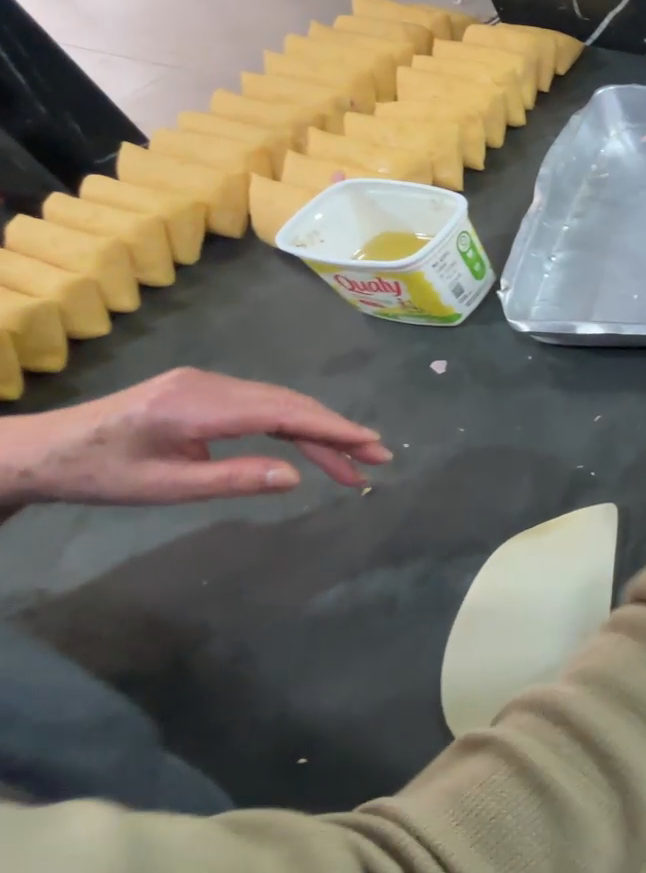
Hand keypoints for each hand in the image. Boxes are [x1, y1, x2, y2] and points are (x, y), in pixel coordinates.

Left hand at [0, 368, 392, 506]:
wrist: (39, 450)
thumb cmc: (98, 474)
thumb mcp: (163, 488)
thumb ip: (233, 479)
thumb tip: (296, 476)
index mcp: (197, 405)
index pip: (282, 413)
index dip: (332, 428)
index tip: (372, 444)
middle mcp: (210, 385)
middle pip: (291, 406)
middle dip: (338, 432)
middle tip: (377, 460)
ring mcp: (209, 384)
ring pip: (283, 405)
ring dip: (321, 432)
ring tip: (353, 463)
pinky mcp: (207, 391)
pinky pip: (266, 406)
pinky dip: (297, 427)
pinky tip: (312, 447)